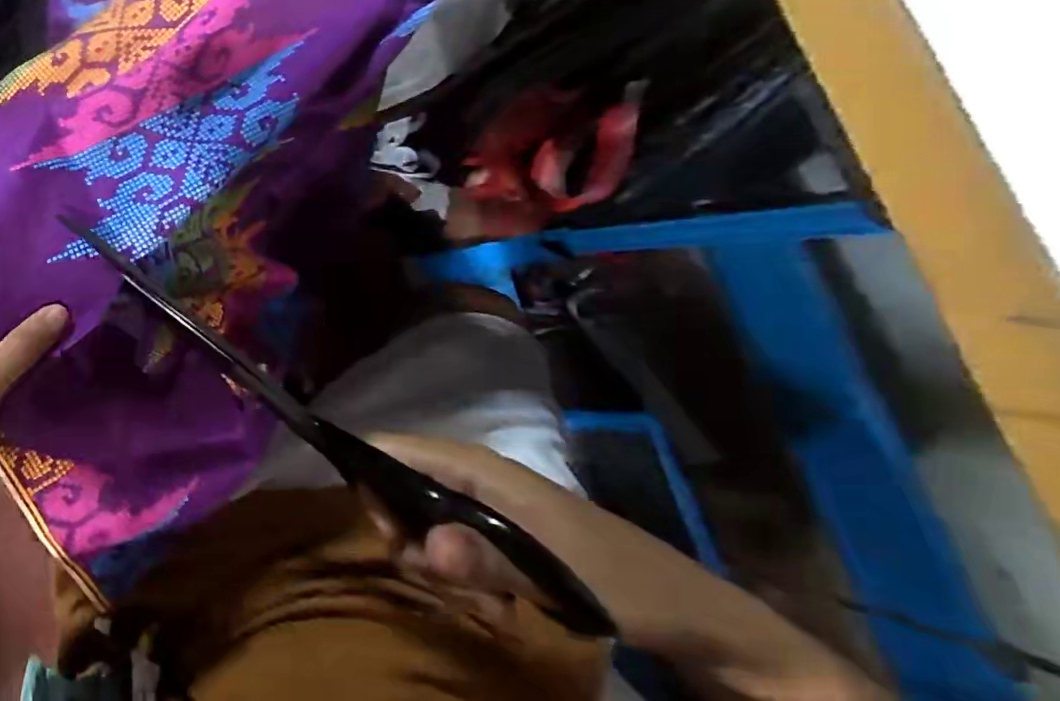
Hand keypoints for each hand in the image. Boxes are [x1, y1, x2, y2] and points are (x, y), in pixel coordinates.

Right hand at [368, 434, 883, 699]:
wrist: (691, 612)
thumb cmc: (619, 581)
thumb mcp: (555, 577)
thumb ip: (486, 559)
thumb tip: (422, 544)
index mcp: (482, 466)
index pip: (398, 447)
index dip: (368, 472)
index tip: (372, 522)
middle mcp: (476, 473)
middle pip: (402, 481)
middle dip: (401, 527)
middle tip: (431, 572)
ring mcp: (487, 501)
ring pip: (421, 512)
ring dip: (428, 554)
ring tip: (466, 591)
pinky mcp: (497, 530)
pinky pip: (447, 536)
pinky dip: (450, 565)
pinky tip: (479, 593)